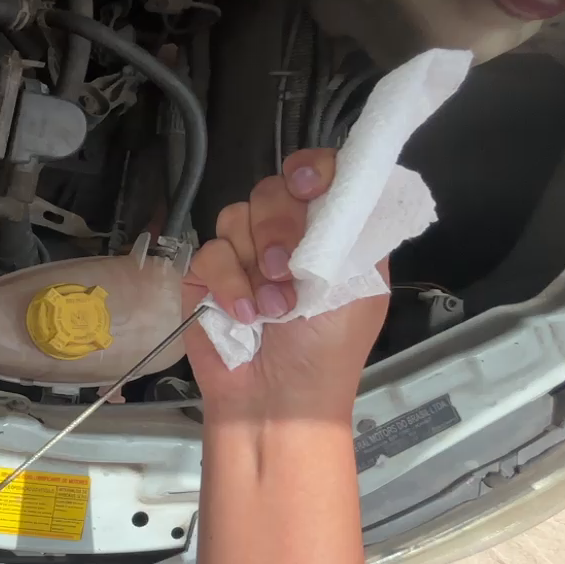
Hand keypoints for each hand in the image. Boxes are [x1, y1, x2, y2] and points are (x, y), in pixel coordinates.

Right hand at [183, 149, 386, 423]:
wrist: (275, 395)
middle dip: (278, 228)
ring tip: (272, 305)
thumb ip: (351, 231)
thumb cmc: (327, 348)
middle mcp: (285, 235)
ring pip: (235, 217)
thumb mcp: (360, 285)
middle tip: (286, 269)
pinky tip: (243, 314)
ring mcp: (241, 253)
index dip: (313, 168)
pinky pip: (209, 253)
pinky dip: (228, 284)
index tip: (309, 186)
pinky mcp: (204, 274)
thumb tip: (339, 185)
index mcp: (331, 232)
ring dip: (254, 263)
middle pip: (271, 189)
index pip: (322, 174)